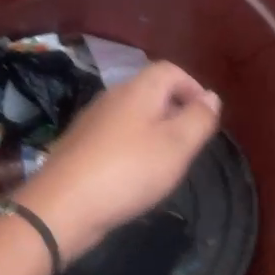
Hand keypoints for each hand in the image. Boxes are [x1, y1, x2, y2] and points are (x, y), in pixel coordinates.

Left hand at [13, 61, 220, 261]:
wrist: (62, 205)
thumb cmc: (128, 170)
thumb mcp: (176, 146)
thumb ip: (198, 119)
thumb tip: (211, 96)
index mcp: (139, 89)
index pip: (171, 70)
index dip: (193, 87)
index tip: (206, 117)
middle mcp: (113, 95)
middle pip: (151, 89)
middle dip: (175, 109)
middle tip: (190, 142)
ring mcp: (93, 119)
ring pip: (133, 113)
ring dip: (153, 129)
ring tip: (166, 160)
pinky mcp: (80, 144)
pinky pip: (115, 134)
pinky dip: (132, 145)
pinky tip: (133, 174)